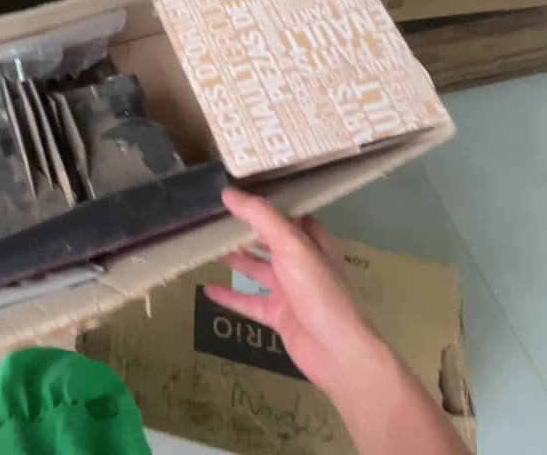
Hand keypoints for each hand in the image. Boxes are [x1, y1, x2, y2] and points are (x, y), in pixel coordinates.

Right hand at [209, 189, 468, 454]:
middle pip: (272, 241)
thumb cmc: (320, 292)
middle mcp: (304, 265)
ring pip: (259, 269)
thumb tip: (228, 193)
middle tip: (215, 216)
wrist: (339, 353)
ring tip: (207, 246)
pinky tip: (207, 289)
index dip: (270, 204)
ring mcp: (291, 292)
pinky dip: (230, 296)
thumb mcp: (291, 245)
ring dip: (237, 259)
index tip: (240, 192)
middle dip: (247, 230)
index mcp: (313, 244)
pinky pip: (249, 302)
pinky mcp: (280, 316)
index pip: (292, 216)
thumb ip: (260, 216)